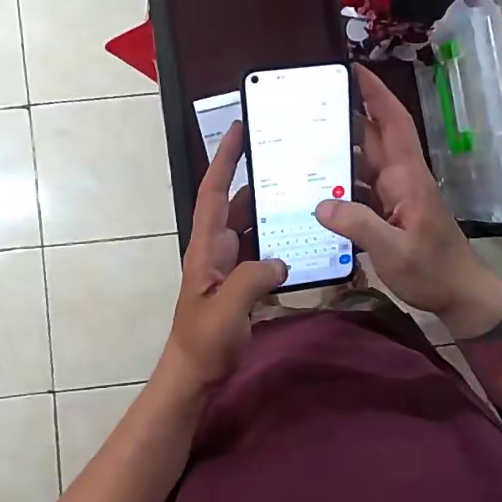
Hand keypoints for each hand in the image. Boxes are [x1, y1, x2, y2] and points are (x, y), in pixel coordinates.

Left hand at [158, 120, 287, 393]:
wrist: (196, 370)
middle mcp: (216, 248)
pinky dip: (279, 240)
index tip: (238, 131)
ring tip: (305, 190)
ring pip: (252, 226)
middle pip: (236, 204)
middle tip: (289, 159)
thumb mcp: (226, 309)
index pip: (213, 194)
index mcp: (205, 247)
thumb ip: (251, 280)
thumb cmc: (204, 340)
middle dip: (256, 179)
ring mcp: (228, 264)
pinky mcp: (242, 281)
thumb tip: (280, 259)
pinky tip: (305, 237)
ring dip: (272, 209)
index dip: (224, 161)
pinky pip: (262, 251)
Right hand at [313, 65, 501, 338]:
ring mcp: (393, 196)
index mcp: (407, 179)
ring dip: (334, 151)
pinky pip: (356, 188)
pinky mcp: (386, 212)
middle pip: (371, 138)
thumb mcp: (394, 251)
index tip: (354, 70)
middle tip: (307, 104)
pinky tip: (310, 187)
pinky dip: (334, 183)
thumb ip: (358, 226)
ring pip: (360, 162)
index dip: (376, 96)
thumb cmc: (433, 271)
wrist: (460, 296)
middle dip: (345, 116)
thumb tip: (320, 205)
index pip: (392, 125)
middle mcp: (399, 179)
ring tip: (297, 141)